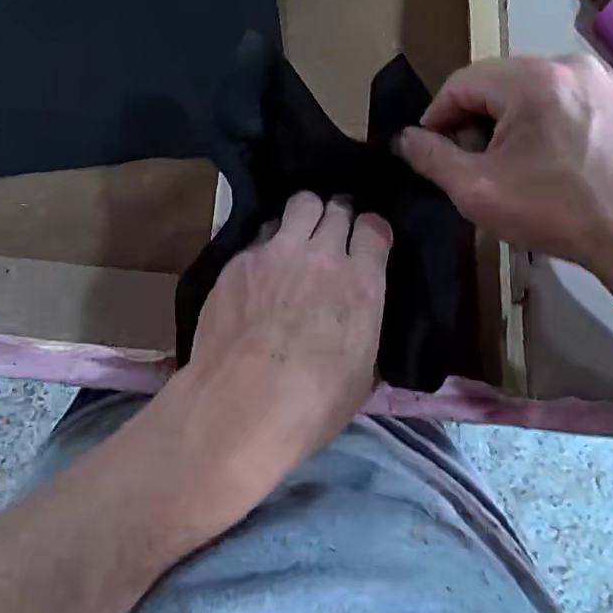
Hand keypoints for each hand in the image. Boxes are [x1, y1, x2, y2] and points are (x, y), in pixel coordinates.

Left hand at [186, 192, 392, 454]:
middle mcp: (322, 256)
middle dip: (338, 216)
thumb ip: (366, 326)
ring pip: (299, 204)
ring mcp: (276, 252)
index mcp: (361, 283)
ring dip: (304, 217)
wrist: (241, 409)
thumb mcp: (364, 370)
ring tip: (297, 240)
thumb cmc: (315, 403)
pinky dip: (268, 246)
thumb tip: (362, 317)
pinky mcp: (238, 261)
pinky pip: (260, 235)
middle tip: (331, 236)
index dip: (371, 231)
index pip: (374, 226)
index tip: (366, 242)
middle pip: (336, 207)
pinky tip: (260, 273)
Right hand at [396, 55, 612, 273]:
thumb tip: (403, 138)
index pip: (462, 82)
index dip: (437, 117)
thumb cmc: (555, 212)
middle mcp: (568, 63)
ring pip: (527, 90)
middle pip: (496, 82)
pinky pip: (558, 98)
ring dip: (504, 121)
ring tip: (504, 164)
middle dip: (473, 119)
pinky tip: (541, 159)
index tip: (431, 151)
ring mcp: (598, 79)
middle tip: (469, 163)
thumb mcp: (477, 190)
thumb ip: (431, 158)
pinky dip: (538, 121)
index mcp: (533, 78)